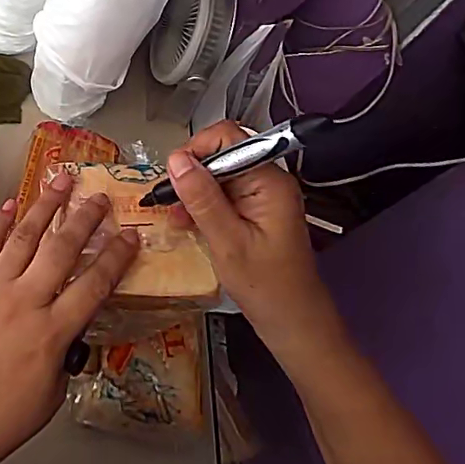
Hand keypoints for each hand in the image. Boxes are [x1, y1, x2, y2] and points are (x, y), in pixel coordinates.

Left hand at [0, 169, 139, 463]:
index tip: (129, 235)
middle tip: (99, 198)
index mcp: (52, 333)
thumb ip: (68, 351)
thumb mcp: (52, 393)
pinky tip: (12, 204)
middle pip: (62, 249)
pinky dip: (0, 222)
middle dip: (85, 219)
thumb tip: (74, 323)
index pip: (94, 284)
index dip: (116, 256)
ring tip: (61, 181)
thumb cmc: (0, 418)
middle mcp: (25, 302)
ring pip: (26, 236)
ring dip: (46, 205)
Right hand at [168, 121, 337, 341]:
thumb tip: (176, 160)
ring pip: (217, 175)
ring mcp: (262, 195)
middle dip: (191, 173)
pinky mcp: (255, 210)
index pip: (228, 137)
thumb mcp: (227, 242)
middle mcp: (268, 179)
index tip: (174, 176)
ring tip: (175, 214)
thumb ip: (202, 198)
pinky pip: (222, 194)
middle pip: (221, 154)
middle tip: (169, 199)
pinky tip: (187, 222)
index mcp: (269, 180)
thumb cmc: (267, 288)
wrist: (296, 326)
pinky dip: (202, 204)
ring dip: (193, 191)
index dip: (196, 149)